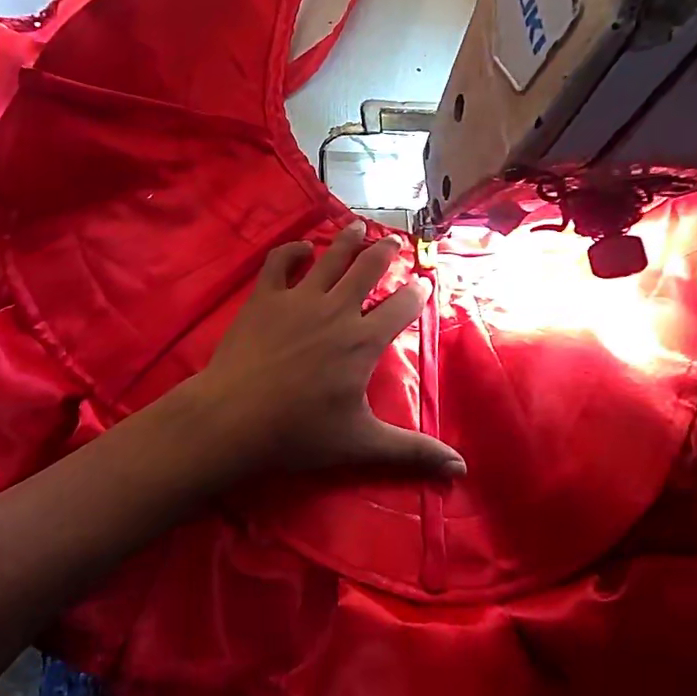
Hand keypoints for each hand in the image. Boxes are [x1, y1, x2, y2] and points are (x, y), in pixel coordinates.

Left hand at [181, 223, 464, 480]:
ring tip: (359, 225)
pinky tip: (302, 247)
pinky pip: (280, 262)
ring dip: (348, 239)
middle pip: (368, 269)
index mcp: (363, 341)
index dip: (416, 291)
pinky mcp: (265, 297)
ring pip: (330, 257)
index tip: (425, 281)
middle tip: (395, 241)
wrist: (234, 417)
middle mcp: (336, 309)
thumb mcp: (362, 443)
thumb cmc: (300, 432)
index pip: (401, 306)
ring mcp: (298, 298)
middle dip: (385, 252)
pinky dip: (292, 250)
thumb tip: (461, 470)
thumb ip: (412, 451)